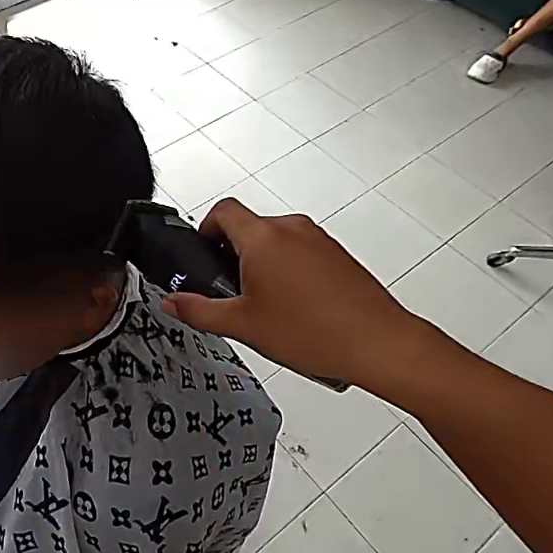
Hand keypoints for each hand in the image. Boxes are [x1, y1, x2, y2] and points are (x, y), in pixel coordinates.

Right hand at [161, 199, 439, 390]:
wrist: (376, 341)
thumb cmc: (320, 331)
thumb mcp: (244, 326)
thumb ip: (200, 310)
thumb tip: (176, 303)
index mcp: (264, 238)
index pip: (223, 211)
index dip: (205, 229)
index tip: (203, 253)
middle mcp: (293, 229)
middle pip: (249, 228)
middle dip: (234, 256)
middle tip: (232, 292)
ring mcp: (319, 240)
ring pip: (277, 242)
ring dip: (263, 266)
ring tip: (267, 308)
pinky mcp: (337, 254)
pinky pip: (302, 254)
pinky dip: (290, 272)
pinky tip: (295, 311)